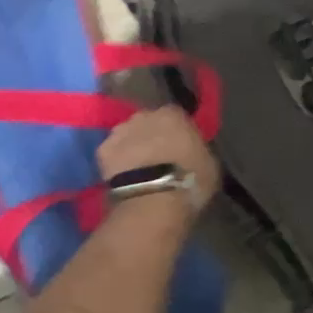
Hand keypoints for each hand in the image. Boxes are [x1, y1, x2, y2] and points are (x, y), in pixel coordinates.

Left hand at [97, 106, 220, 210]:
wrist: (154, 198)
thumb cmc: (190, 179)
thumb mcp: (210, 163)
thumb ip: (199, 150)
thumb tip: (194, 151)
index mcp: (174, 114)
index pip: (177, 117)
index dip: (178, 133)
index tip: (181, 148)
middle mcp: (145, 115)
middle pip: (149, 123)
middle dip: (153, 137)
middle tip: (160, 158)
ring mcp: (120, 131)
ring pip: (128, 136)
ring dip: (133, 147)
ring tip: (141, 170)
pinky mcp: (102, 151)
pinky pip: (112, 153)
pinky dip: (117, 162)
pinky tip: (124, 178)